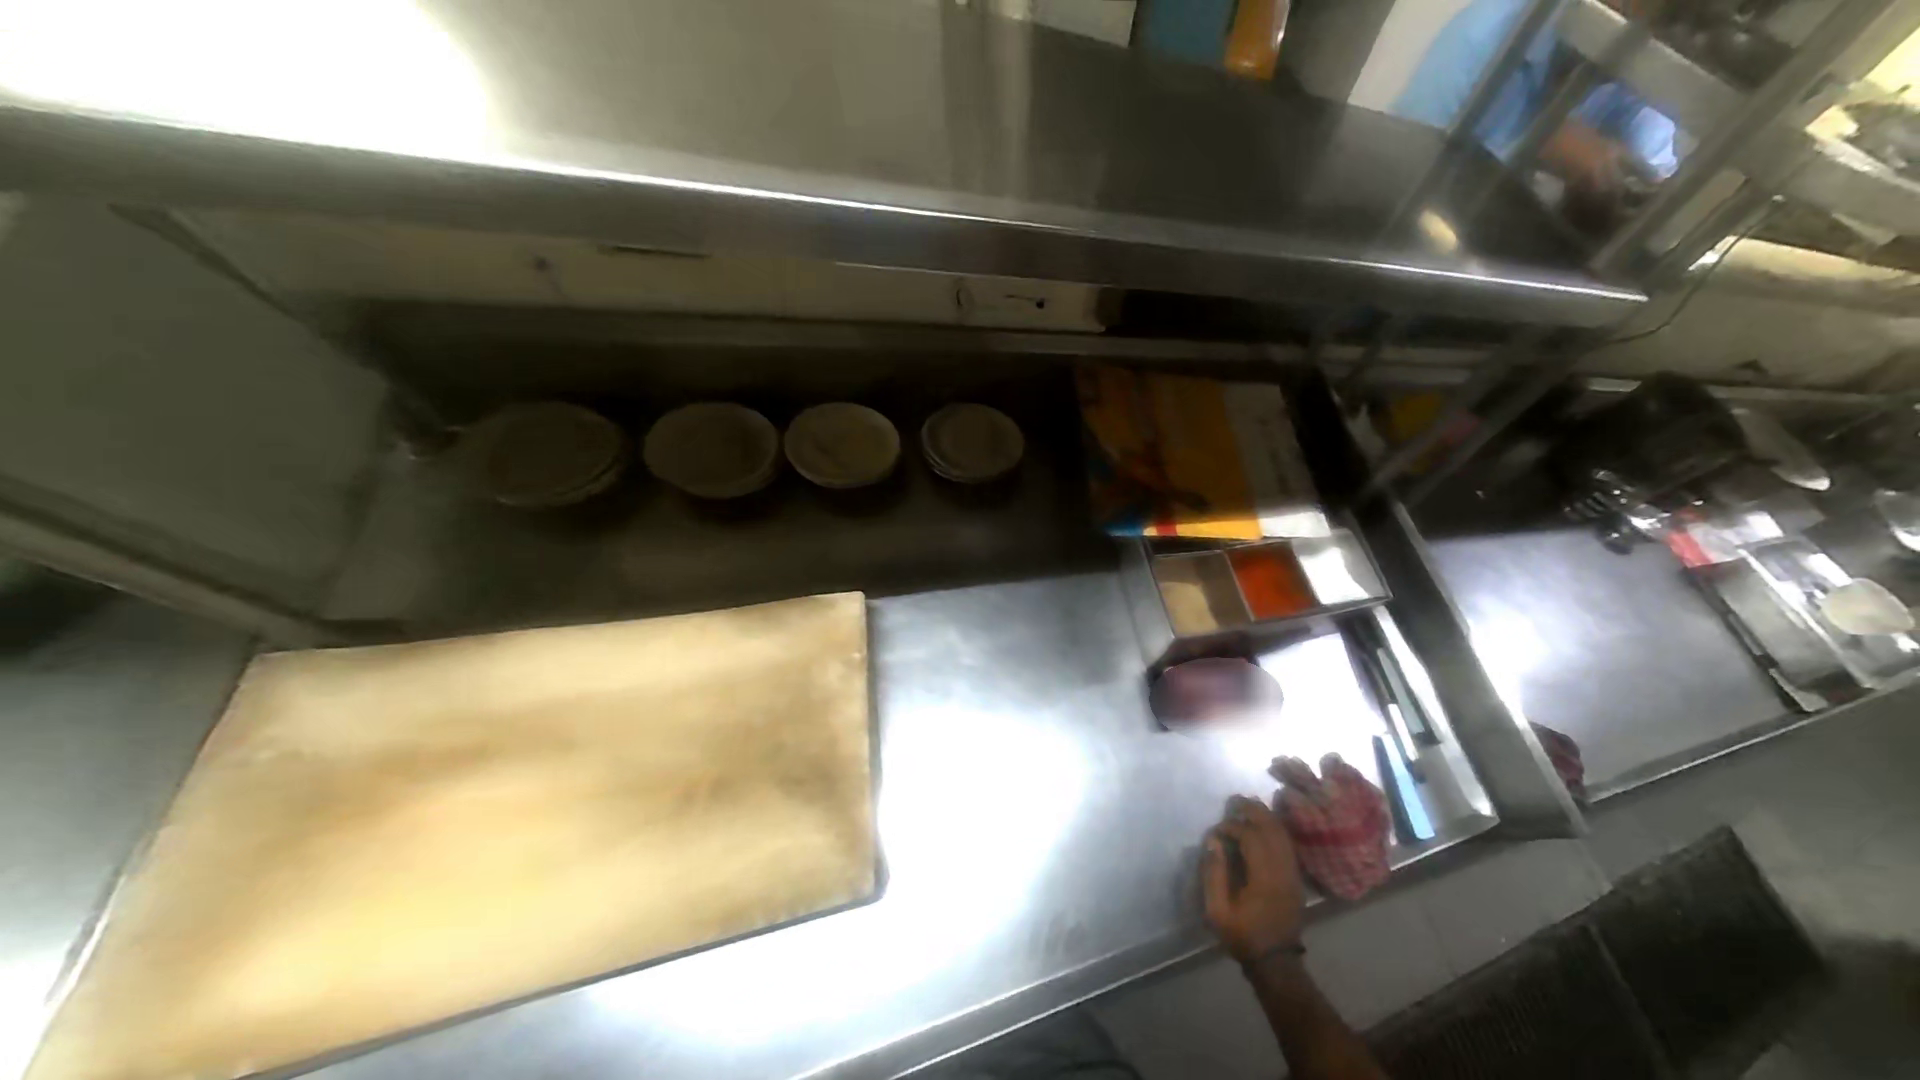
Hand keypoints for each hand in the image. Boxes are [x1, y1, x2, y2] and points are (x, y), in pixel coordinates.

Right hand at [1202, 794, 1305, 964]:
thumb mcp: (1217, 910)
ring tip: (1248, 807)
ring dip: (1267, 818)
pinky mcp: (1296, 879)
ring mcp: (1293, 875)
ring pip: (1284, 836)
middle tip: (1236, 800)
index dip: (1233, 827)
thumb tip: (1213, 841)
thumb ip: (1214, 873)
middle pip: (1273, 830)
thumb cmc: (1242, 936)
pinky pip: (1288, 846)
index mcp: (1264, 878)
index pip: (1251, 838)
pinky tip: (1264, 826)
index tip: (1217, 830)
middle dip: (1254, 811)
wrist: (1276, 962)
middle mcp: (1283, 872)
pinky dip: (1276, 830)